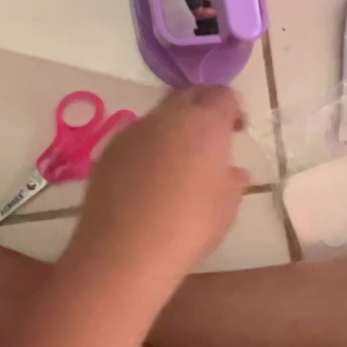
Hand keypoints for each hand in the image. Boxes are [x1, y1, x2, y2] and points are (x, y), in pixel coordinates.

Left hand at [69, 85, 248, 284]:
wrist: (126, 250)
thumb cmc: (190, 226)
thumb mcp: (226, 207)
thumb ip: (233, 182)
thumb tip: (234, 172)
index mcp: (205, 123)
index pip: (223, 96)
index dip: (233, 109)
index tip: (237, 130)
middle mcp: (167, 117)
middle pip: (189, 97)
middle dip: (203, 111)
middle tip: (212, 140)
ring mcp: (133, 131)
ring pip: (159, 118)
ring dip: (174, 131)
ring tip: (182, 164)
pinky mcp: (109, 152)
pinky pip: (137, 140)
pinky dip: (150, 150)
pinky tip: (152, 181)